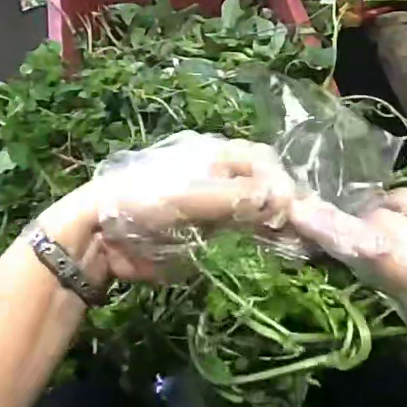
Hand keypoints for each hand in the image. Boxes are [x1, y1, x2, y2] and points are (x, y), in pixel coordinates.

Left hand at [66, 133, 300, 282]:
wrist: (99, 235)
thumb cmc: (141, 201)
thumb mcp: (187, 196)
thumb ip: (234, 197)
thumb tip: (281, 198)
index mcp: (216, 156)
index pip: (262, 162)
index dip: (280, 182)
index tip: (290, 210)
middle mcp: (222, 177)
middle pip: (267, 185)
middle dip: (288, 205)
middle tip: (307, 230)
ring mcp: (218, 205)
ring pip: (261, 210)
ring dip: (281, 224)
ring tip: (302, 244)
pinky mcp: (210, 233)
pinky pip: (245, 232)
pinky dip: (265, 240)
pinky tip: (281, 251)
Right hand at [293, 189, 406, 406]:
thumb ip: (390, 305)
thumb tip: (350, 276)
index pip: (373, 244)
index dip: (329, 226)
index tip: (292, 210)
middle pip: (385, 214)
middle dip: (352, 225)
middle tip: (328, 244)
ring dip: (380, 215)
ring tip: (366, 240)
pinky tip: (406, 239)